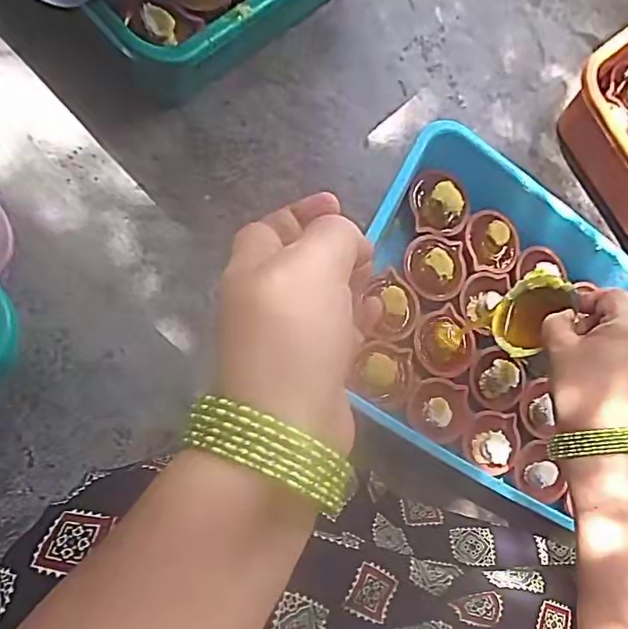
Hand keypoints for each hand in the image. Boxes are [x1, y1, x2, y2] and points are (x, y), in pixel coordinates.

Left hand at [215, 192, 375, 452]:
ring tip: (377, 281)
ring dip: (348, 288)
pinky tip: (375, 320)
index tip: (338, 203)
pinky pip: (334, 338)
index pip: (270, 228)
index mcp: (250, 271)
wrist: (290, 426)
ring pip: (319, 304)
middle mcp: (263, 306)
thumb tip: (349, 243)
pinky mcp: (310, 375)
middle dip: (332, 251)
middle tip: (367, 251)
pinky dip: (354, 324)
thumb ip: (333, 235)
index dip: (303, 211)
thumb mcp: (314, 263)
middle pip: (296, 266)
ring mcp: (286, 344)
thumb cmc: (296, 335)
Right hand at [541, 287, 627, 431]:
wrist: (599, 437)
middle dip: (593, 320)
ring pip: (625, 332)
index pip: (609, 295)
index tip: (563, 315)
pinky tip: (593, 369)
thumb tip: (564, 317)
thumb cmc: (581, 389)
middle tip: (568, 337)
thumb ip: (556, 321)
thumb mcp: (559, 348)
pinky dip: (611, 352)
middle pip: (621, 312)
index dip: (583, 300)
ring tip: (578, 356)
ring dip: (601, 337)